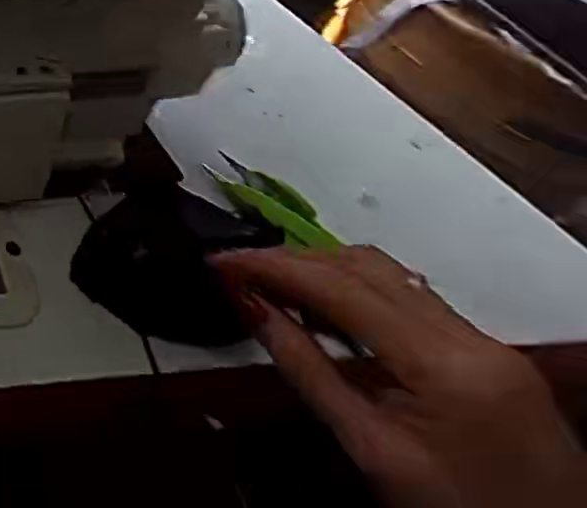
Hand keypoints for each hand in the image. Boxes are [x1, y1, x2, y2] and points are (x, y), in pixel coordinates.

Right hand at [213, 245, 583, 507]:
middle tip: (235, 272)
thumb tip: (243, 299)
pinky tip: (320, 309)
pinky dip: (350, 289)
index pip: (337, 286)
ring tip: (269, 287)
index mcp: (446, 365)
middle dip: (289, 260)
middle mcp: (474, 340)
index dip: (267, 264)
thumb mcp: (367, 445)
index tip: (216, 262)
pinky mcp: (490, 355)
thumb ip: (302, 365)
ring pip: (385, 273)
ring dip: (318, 270)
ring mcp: (490, 345)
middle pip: (363, 267)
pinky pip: (406, 297)